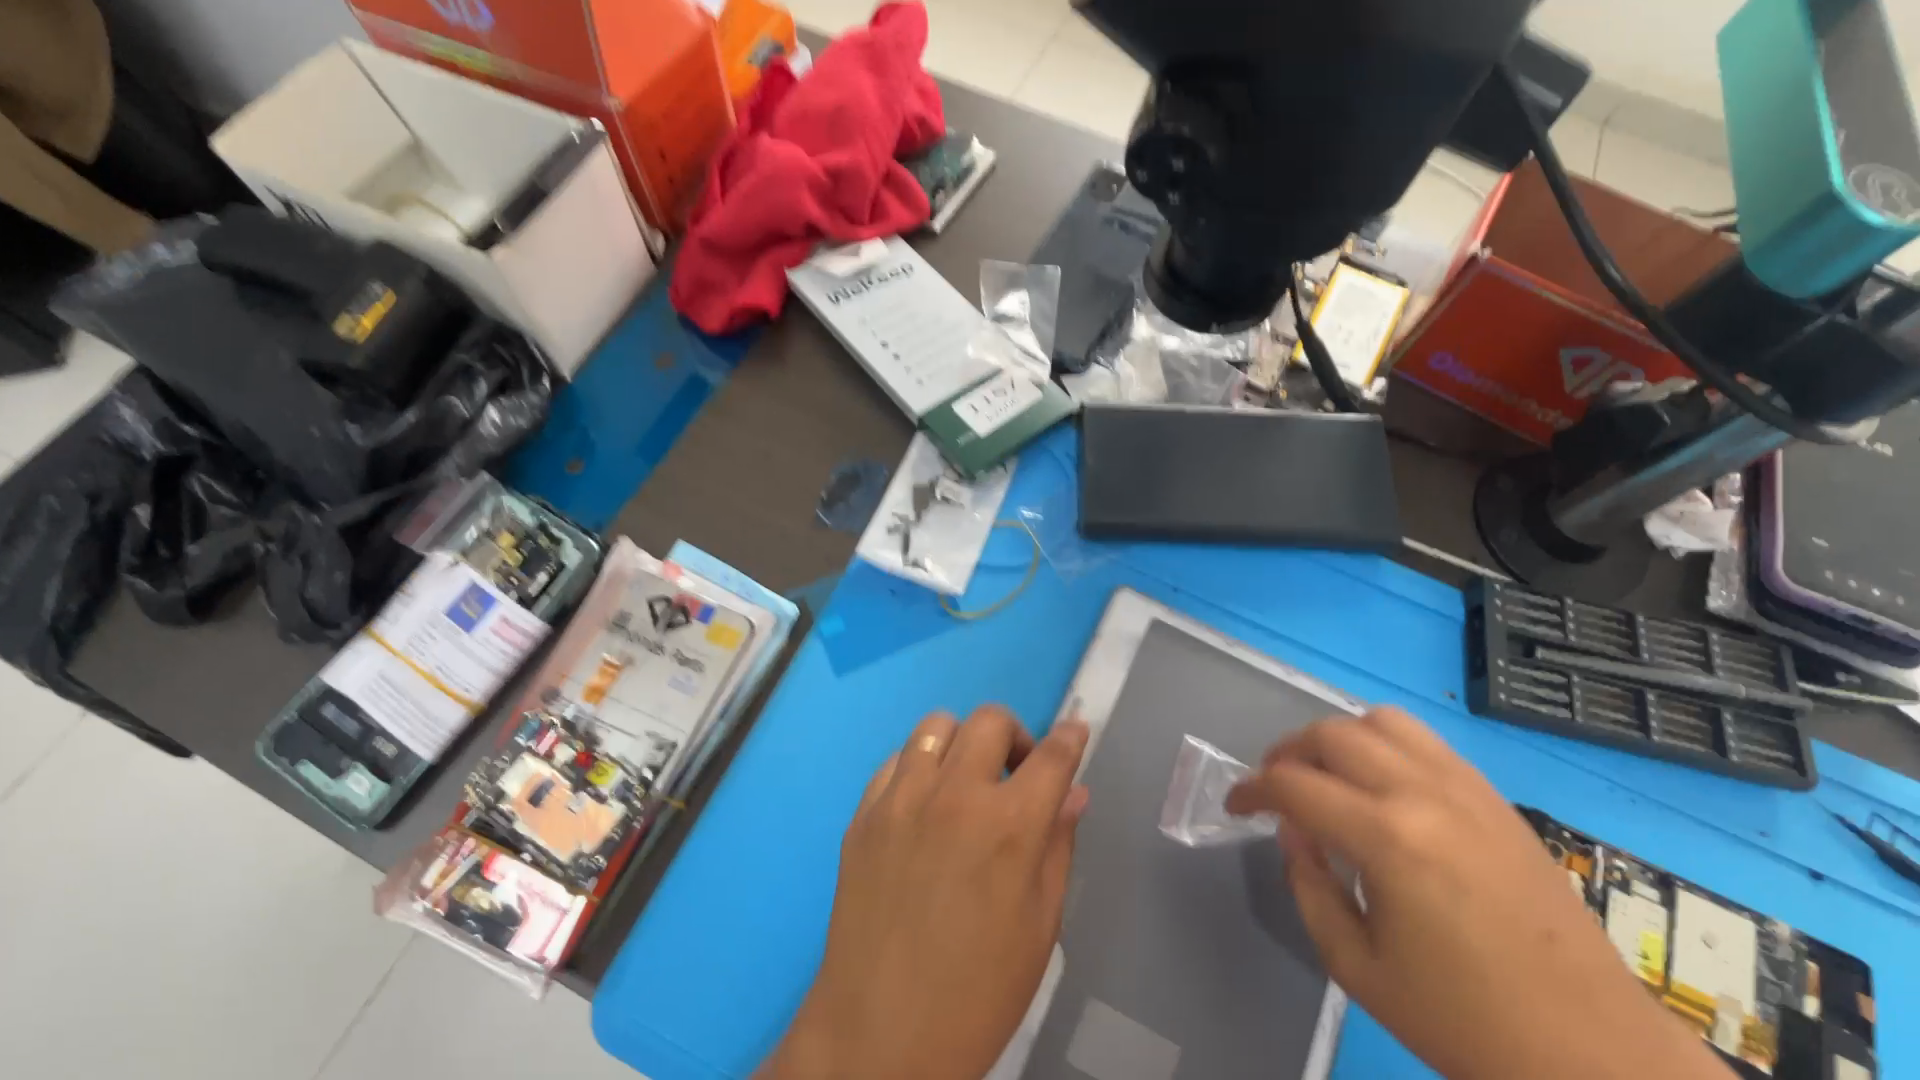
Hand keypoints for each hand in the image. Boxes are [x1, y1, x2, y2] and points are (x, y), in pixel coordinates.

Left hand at [761, 706, 1090, 1079]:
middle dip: (1015, 736)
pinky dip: (917, 768)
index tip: (1075, 733)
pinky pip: (893, 762)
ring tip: (966, 783)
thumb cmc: (980, 990)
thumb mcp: (1040, 925)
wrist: (881, 1032)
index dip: (1070, 739)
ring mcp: (900, 801)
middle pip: (989, 721)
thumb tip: (1073, 795)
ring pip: (935, 728)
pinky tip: (923, 806)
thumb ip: (1057, 847)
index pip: (1052, 756)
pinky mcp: (862, 817)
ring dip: (962, 743)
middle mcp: (954, 795)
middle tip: (1016, 773)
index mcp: (1010, 825)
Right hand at [1226, 707, 1730, 1079]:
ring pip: (1383, 723)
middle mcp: (1425, 793)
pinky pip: (1428, 743)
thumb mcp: (1356, 965)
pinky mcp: (1497, 800)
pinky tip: (1383, 789)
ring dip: (1339, 739)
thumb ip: (1310, 886)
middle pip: (1333, 734)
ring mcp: (1468, 789)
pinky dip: (1387, 747)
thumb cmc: (1460, 1017)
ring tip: (1327, 777)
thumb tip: (1293, 831)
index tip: (1235, 806)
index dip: (1251, 790)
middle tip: (1273, 790)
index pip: (1294, 784)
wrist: (1587, 1045)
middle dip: (1287, 754)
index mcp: (1386, 837)